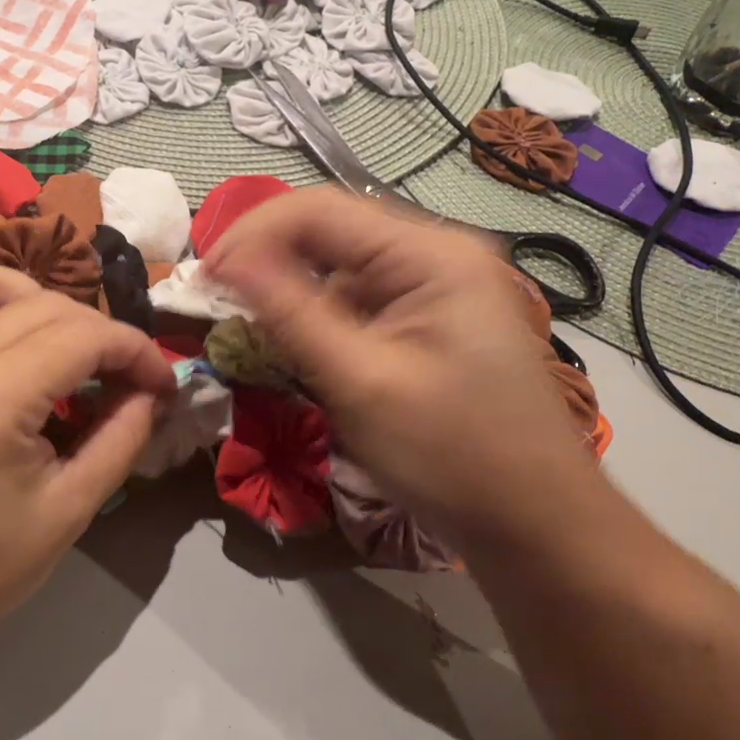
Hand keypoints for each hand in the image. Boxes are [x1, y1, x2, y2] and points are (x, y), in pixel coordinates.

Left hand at [0, 261, 176, 660]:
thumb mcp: (71, 509)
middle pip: (41, 304)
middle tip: (121, 377)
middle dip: (97, 331)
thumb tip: (150, 389)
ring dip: (27, 298)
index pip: (84, 336)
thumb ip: (120, 437)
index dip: (135, 350)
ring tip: (52, 346)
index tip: (161, 381)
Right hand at [201, 187, 586, 543]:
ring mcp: (432, 288)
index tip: (203, 278)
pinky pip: (353, 300)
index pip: (319, 211)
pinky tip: (286, 344)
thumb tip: (225, 262)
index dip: (251, 234)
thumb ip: (290, 313)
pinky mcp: (424, 320)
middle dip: (263, 259)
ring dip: (284, 290)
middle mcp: (434, 255)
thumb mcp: (360, 382)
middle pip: (327, 232)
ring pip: (335, 267)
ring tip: (239, 324)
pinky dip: (312, 316)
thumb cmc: (454, 456)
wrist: (537, 528)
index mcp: (430, 255)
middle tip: (211, 299)